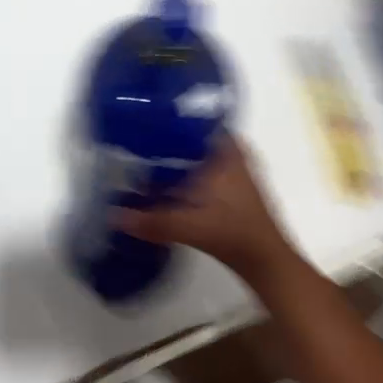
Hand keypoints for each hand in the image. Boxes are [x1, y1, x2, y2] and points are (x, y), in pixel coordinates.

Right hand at [113, 135, 297, 283]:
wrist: (267, 263)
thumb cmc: (234, 233)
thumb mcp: (190, 226)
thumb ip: (152, 221)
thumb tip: (114, 215)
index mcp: (227, 151)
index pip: (196, 119)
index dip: (170, 118)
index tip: (144, 119)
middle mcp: (233, 155)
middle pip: (194, 138)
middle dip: (167, 140)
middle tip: (137, 141)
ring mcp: (235, 173)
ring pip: (198, 156)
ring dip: (175, 160)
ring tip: (143, 160)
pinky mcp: (232, 191)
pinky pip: (202, 172)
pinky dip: (185, 176)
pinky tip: (163, 185)